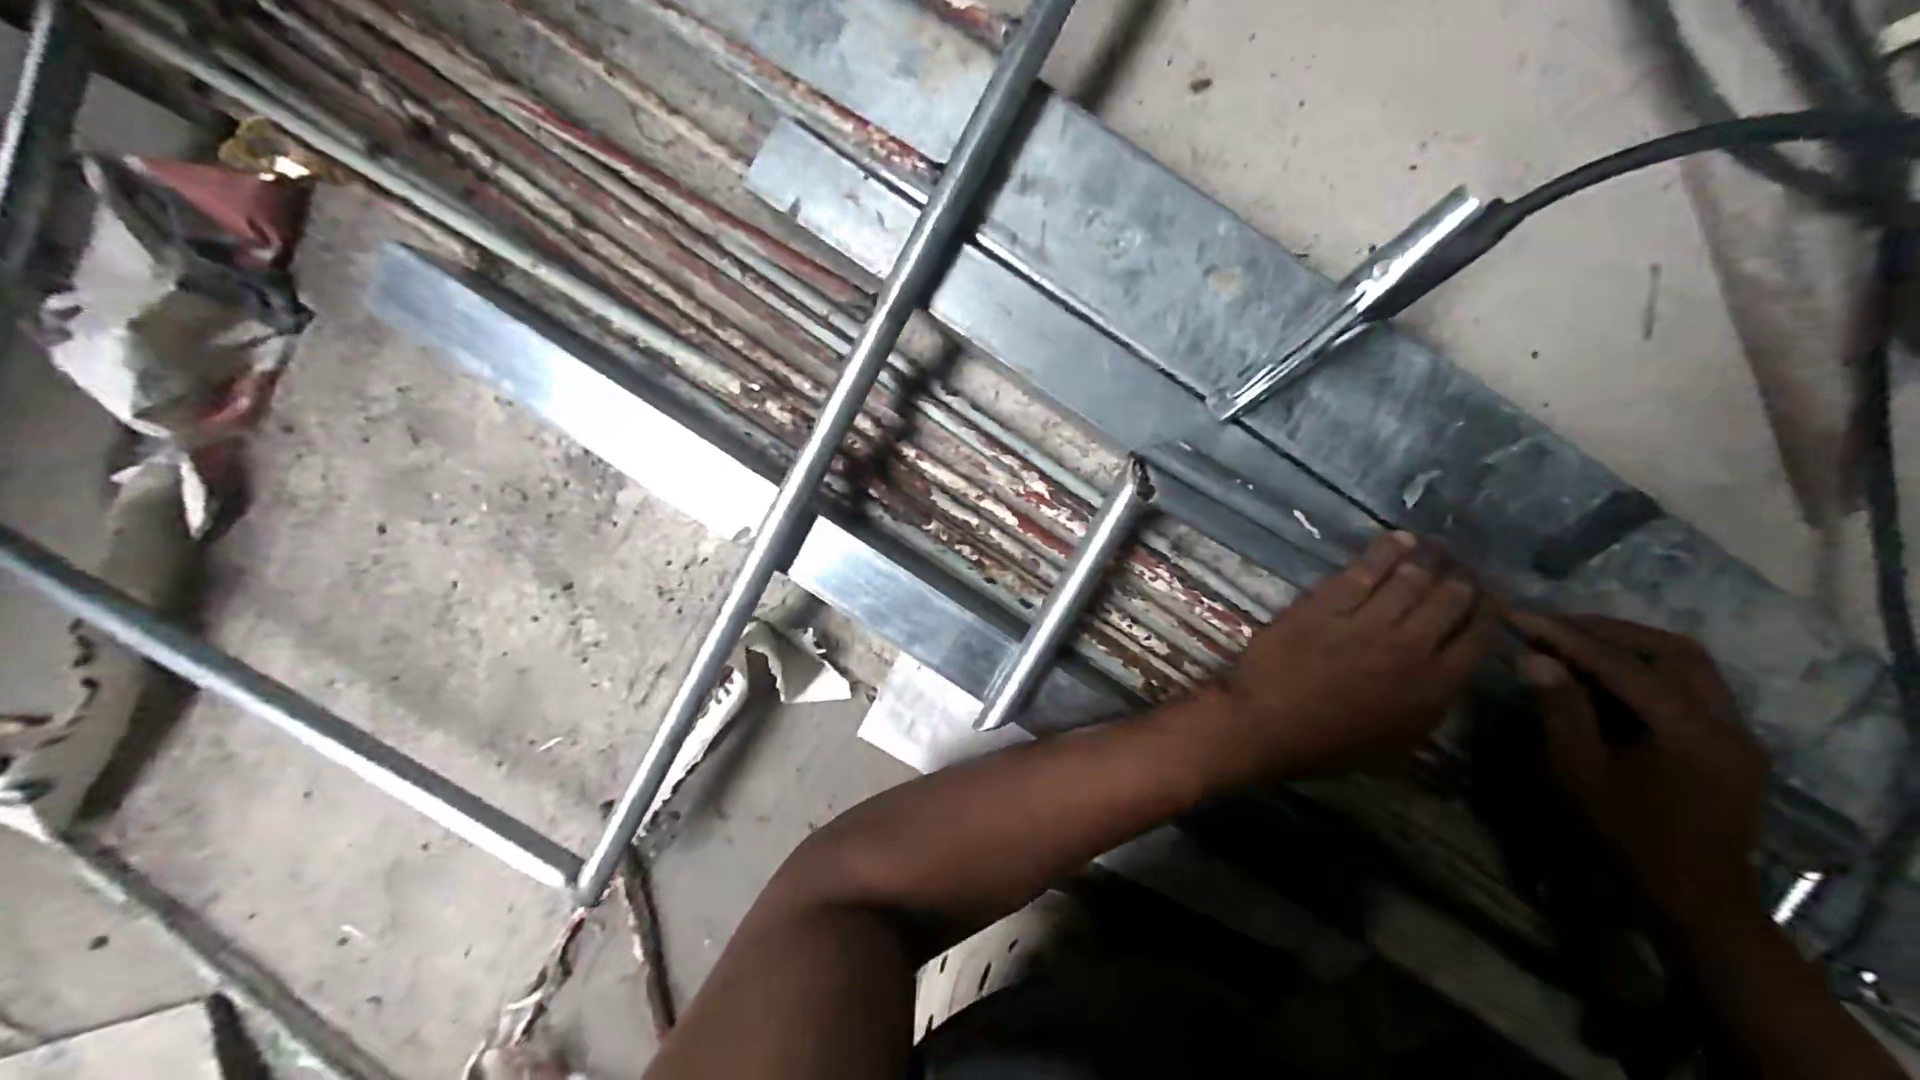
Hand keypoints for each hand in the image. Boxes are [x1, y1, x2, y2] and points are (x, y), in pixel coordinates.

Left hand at [1204, 531, 1496, 777]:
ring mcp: (1364, 622)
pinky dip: (1384, 553)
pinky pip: (1361, 572)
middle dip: (1462, 580)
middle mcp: (1408, 647)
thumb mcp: (1397, 742)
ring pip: (1408, 580)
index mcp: (1433, 687)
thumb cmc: (1328, 745)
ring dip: (1428, 559)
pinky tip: (1397, 539)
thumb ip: (1429, 706)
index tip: (1491, 596)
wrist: (1264, 724)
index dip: (1489, 612)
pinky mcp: (1324, 605)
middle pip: (1448, 601)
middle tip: (1464, 566)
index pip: (1478, 638)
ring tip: (1437, 546)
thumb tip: (1449, 673)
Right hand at [1512, 614, 1770, 923]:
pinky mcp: (1730, 743)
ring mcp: (1736, 732)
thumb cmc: (1625, 833)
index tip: (1520, 615)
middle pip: (1671, 650)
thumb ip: (1560, 708)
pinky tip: (1605, 676)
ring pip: (1688, 664)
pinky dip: (1646, 669)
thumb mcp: (1578, 771)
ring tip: (1574, 642)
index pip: (1623, 663)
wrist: (1691, 895)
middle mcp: (1726, 721)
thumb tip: (1532, 656)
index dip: (1567, 635)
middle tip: (1552, 625)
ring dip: (1630, 645)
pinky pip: (1691, 686)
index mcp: (1690, 729)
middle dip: (1607, 630)